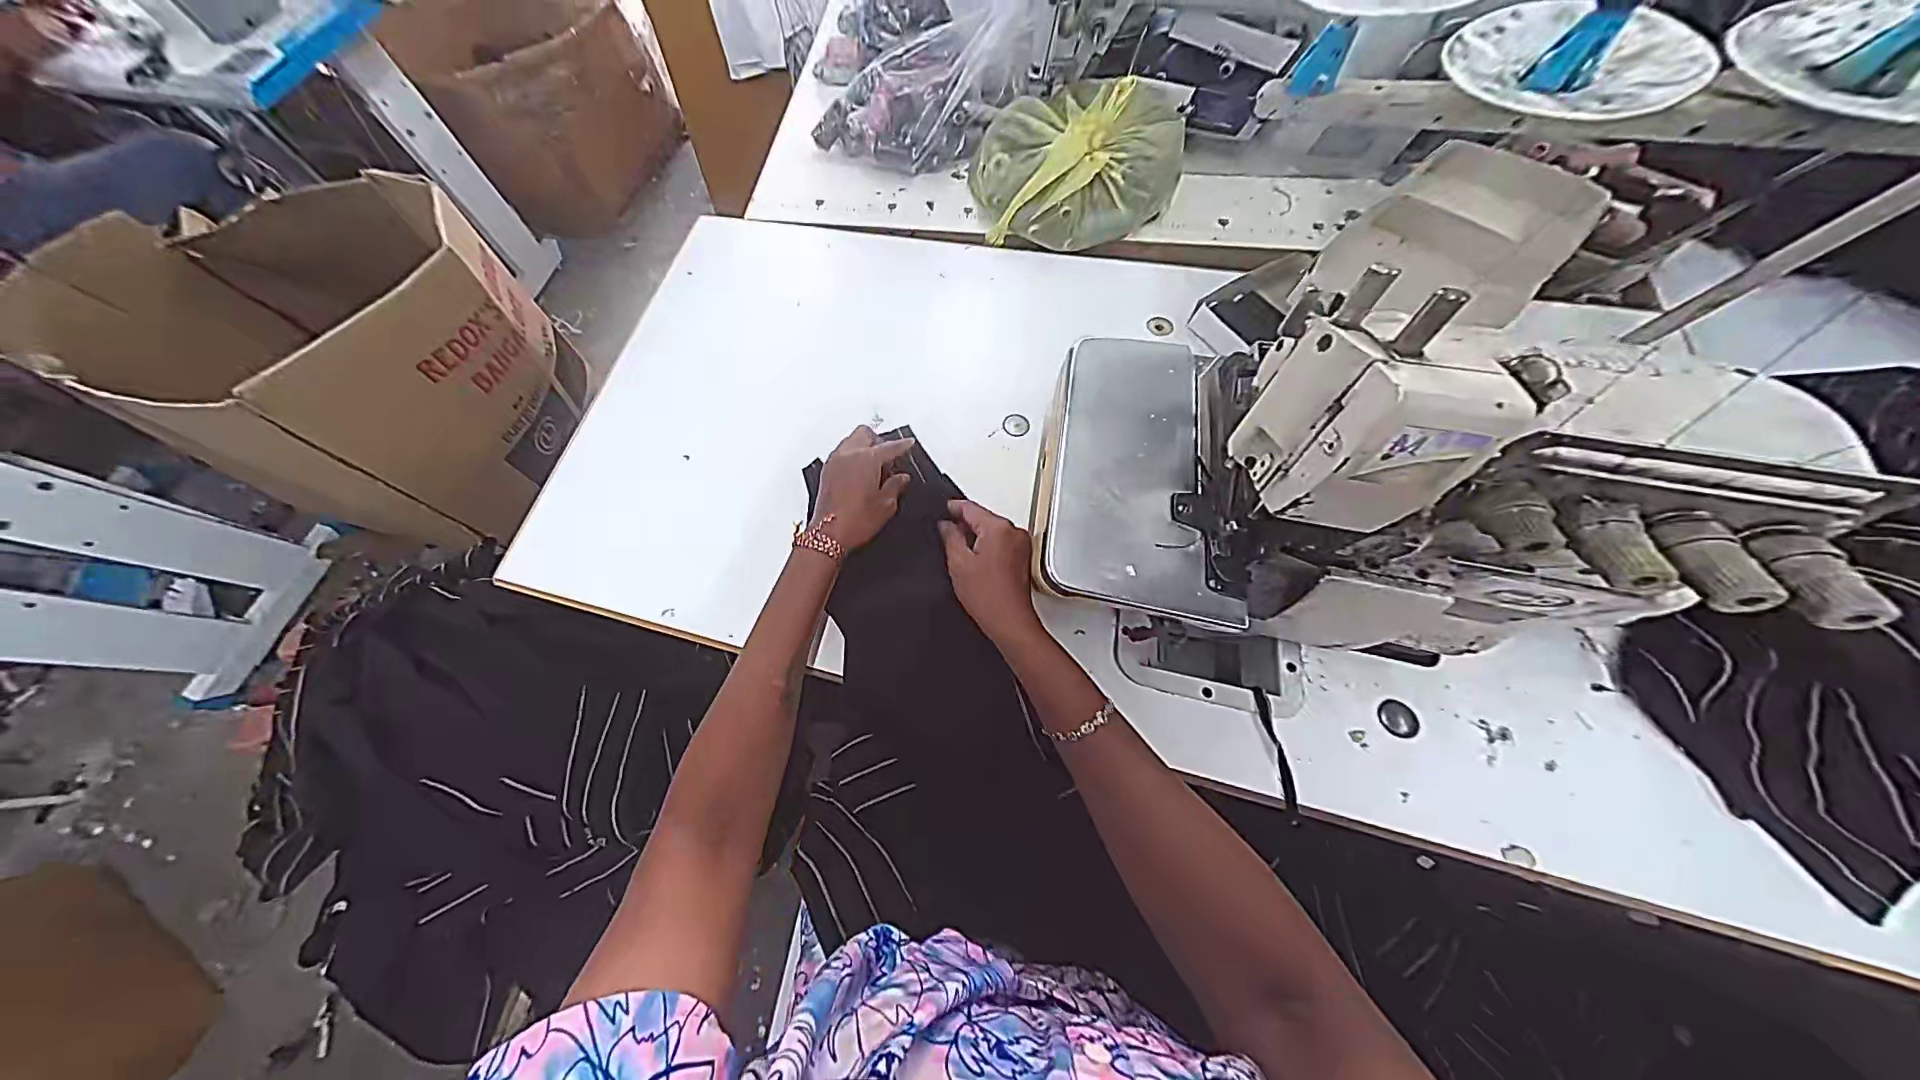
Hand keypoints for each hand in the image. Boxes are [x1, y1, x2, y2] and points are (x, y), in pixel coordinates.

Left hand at [811, 426, 915, 550]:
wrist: (828, 535)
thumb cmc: (854, 521)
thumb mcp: (886, 505)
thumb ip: (896, 486)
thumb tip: (902, 479)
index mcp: (867, 459)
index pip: (890, 446)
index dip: (902, 445)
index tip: (908, 444)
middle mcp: (848, 455)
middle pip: (866, 434)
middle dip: (879, 440)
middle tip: (889, 454)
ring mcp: (835, 462)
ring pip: (851, 440)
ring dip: (864, 446)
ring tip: (875, 463)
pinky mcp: (827, 471)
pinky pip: (841, 453)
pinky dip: (852, 456)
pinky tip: (860, 471)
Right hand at [938, 500, 1044, 646]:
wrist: (1009, 621)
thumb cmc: (989, 598)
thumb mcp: (958, 563)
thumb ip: (949, 537)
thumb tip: (945, 525)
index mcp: (999, 528)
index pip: (970, 507)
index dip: (952, 508)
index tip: (943, 509)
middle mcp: (1014, 532)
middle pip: (983, 518)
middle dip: (965, 526)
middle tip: (946, 536)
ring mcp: (1021, 545)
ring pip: (992, 532)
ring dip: (976, 538)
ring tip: (962, 557)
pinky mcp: (1022, 557)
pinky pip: (1001, 544)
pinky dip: (988, 548)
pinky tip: (977, 564)